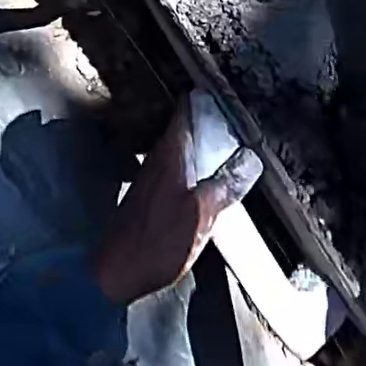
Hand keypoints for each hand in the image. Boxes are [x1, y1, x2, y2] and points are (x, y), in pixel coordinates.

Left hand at [90, 96, 262, 305]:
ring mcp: (157, 175)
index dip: (208, 96)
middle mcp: (161, 157)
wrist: (116, 274)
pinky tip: (217, 176)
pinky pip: (184, 166)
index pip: (187, 109)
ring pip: (187, 146)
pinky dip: (202, 163)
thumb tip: (249, 160)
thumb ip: (225, 185)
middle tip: (243, 118)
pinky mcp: (157, 194)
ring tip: (237, 144)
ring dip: (209, 142)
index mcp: (171, 153)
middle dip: (214, 119)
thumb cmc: (156, 243)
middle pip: (189, 125)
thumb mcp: (200, 216)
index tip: (231, 92)